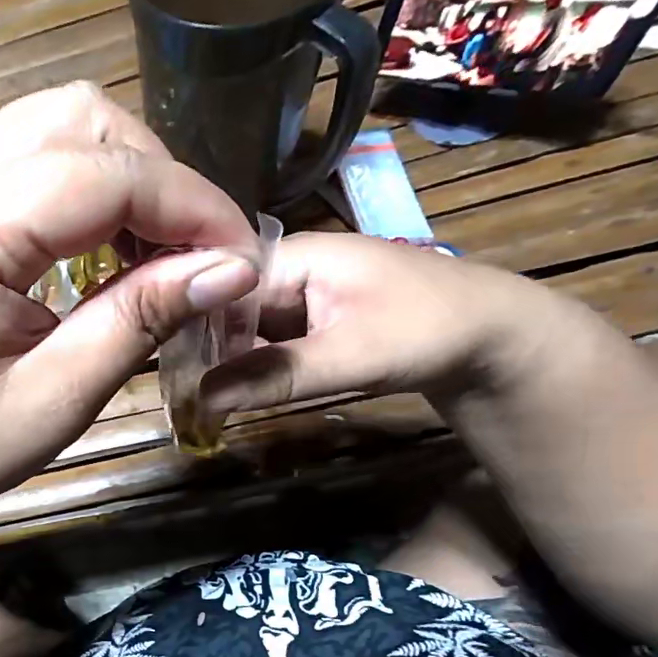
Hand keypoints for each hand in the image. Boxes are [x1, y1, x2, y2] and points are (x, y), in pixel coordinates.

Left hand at [0, 82, 261, 520]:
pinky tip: (105, 246)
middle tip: (193, 254)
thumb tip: (232, 266)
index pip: (101, 174)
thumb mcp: (61, 395)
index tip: (242, 256)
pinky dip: (85, 188)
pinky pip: (30, 161)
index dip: (188, 204)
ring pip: (54, 128)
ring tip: (155, 249)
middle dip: (155, 177)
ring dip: (123, 175)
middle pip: (76, 120)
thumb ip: (142, 317)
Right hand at [200, 232, 568, 413]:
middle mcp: (284, 270)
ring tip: (186, 400)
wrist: (494, 336)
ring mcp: (294, 295)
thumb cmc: (428, 329)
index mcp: (290, 256)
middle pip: (220, 306)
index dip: (184, 325)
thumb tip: (201, 399)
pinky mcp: (305, 320)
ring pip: (237, 327)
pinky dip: (244, 367)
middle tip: (171, 397)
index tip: (163, 372)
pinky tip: (225, 393)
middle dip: (197, 349)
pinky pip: (260, 342)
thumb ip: (276, 375)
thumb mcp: (353, 353)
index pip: (215, 283)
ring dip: (217, 362)